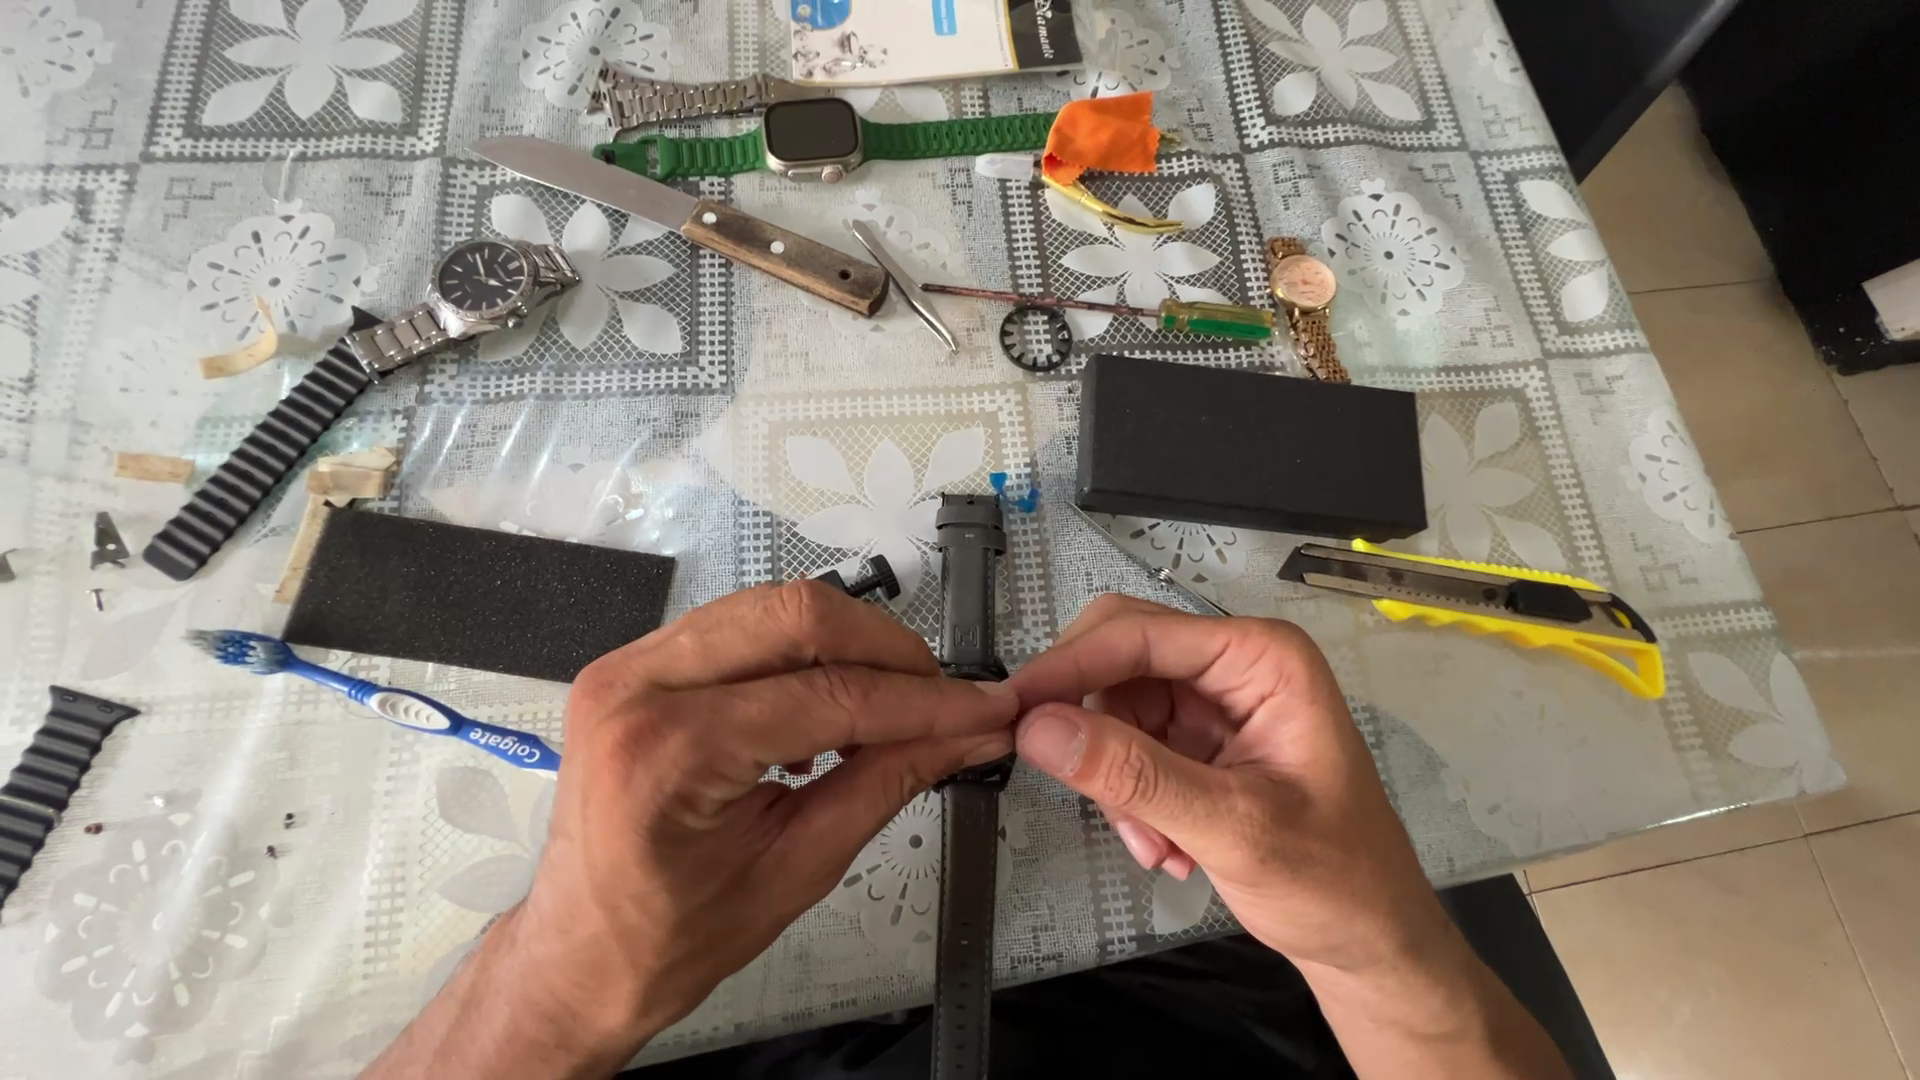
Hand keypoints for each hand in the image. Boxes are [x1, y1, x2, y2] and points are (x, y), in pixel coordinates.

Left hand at [366, 581, 1016, 1077]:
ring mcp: (630, 662)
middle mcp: (639, 684)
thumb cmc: (672, 936)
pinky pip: (745, 623)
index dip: (923, 700)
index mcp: (668, 753)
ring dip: (849, 642)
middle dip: (888, 648)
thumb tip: (966, 733)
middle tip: (940, 695)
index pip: (829, 695)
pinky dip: (804, 649)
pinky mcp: (639, 659)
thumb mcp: (800, 867)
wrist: (578, 953)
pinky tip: (825, 703)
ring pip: (774, 605)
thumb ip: (890, 781)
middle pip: (799, 615)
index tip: (982, 706)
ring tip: (890, 702)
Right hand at [1008, 596, 1571, 1078]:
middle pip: (1119, 654)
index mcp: (1260, 656)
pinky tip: (1161, 843)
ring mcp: (1208, 698)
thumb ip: (1134, 775)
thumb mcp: (1233, 829)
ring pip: (1112, 703)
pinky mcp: (1191, 735)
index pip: (1140, 634)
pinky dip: (1124, 793)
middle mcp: (1230, 662)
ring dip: (1111, 773)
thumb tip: (1037, 727)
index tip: (1014, 707)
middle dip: (1090, 719)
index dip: (1070, 664)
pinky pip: (1124, 741)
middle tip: (1069, 775)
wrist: (1368, 940)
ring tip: (1150, 842)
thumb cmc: (1332, 881)